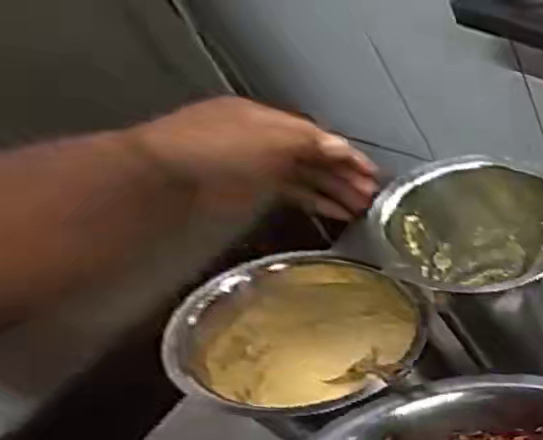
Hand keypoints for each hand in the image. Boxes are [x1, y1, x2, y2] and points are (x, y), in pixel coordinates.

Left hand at [128, 96, 380, 218]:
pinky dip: (318, 203)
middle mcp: (267, 141)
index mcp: (269, 121)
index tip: (374, 176)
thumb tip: (344, 148)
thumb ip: (309, 143)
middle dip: (347, 176)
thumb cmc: (217, 152)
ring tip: (363, 211)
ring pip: (309, 178)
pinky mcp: (255, 191)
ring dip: (337, 193)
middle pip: (316, 157)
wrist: (168, 178)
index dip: (348, 156)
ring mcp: (260, 167)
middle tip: (374, 198)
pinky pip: (296, 194)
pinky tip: (336, 215)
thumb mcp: (269, 139)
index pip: (318, 137)